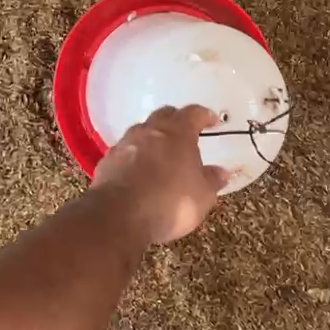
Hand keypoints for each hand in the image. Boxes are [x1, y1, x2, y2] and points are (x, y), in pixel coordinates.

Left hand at [89, 105, 227, 245]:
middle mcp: (150, 131)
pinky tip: (138, 171)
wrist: (119, 216)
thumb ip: (212, 180)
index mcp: (177, 133)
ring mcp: (125, 143)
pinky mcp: (108, 160)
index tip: (212, 121)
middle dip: (176, 120)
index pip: (193, 113)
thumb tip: (221, 171)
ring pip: (142, 131)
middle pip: (165, 115)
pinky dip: (135, 156)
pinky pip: (125, 150)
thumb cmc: (170, 202)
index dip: (204, 115)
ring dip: (153, 138)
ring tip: (161, 154)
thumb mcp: (202, 196)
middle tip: (186, 133)